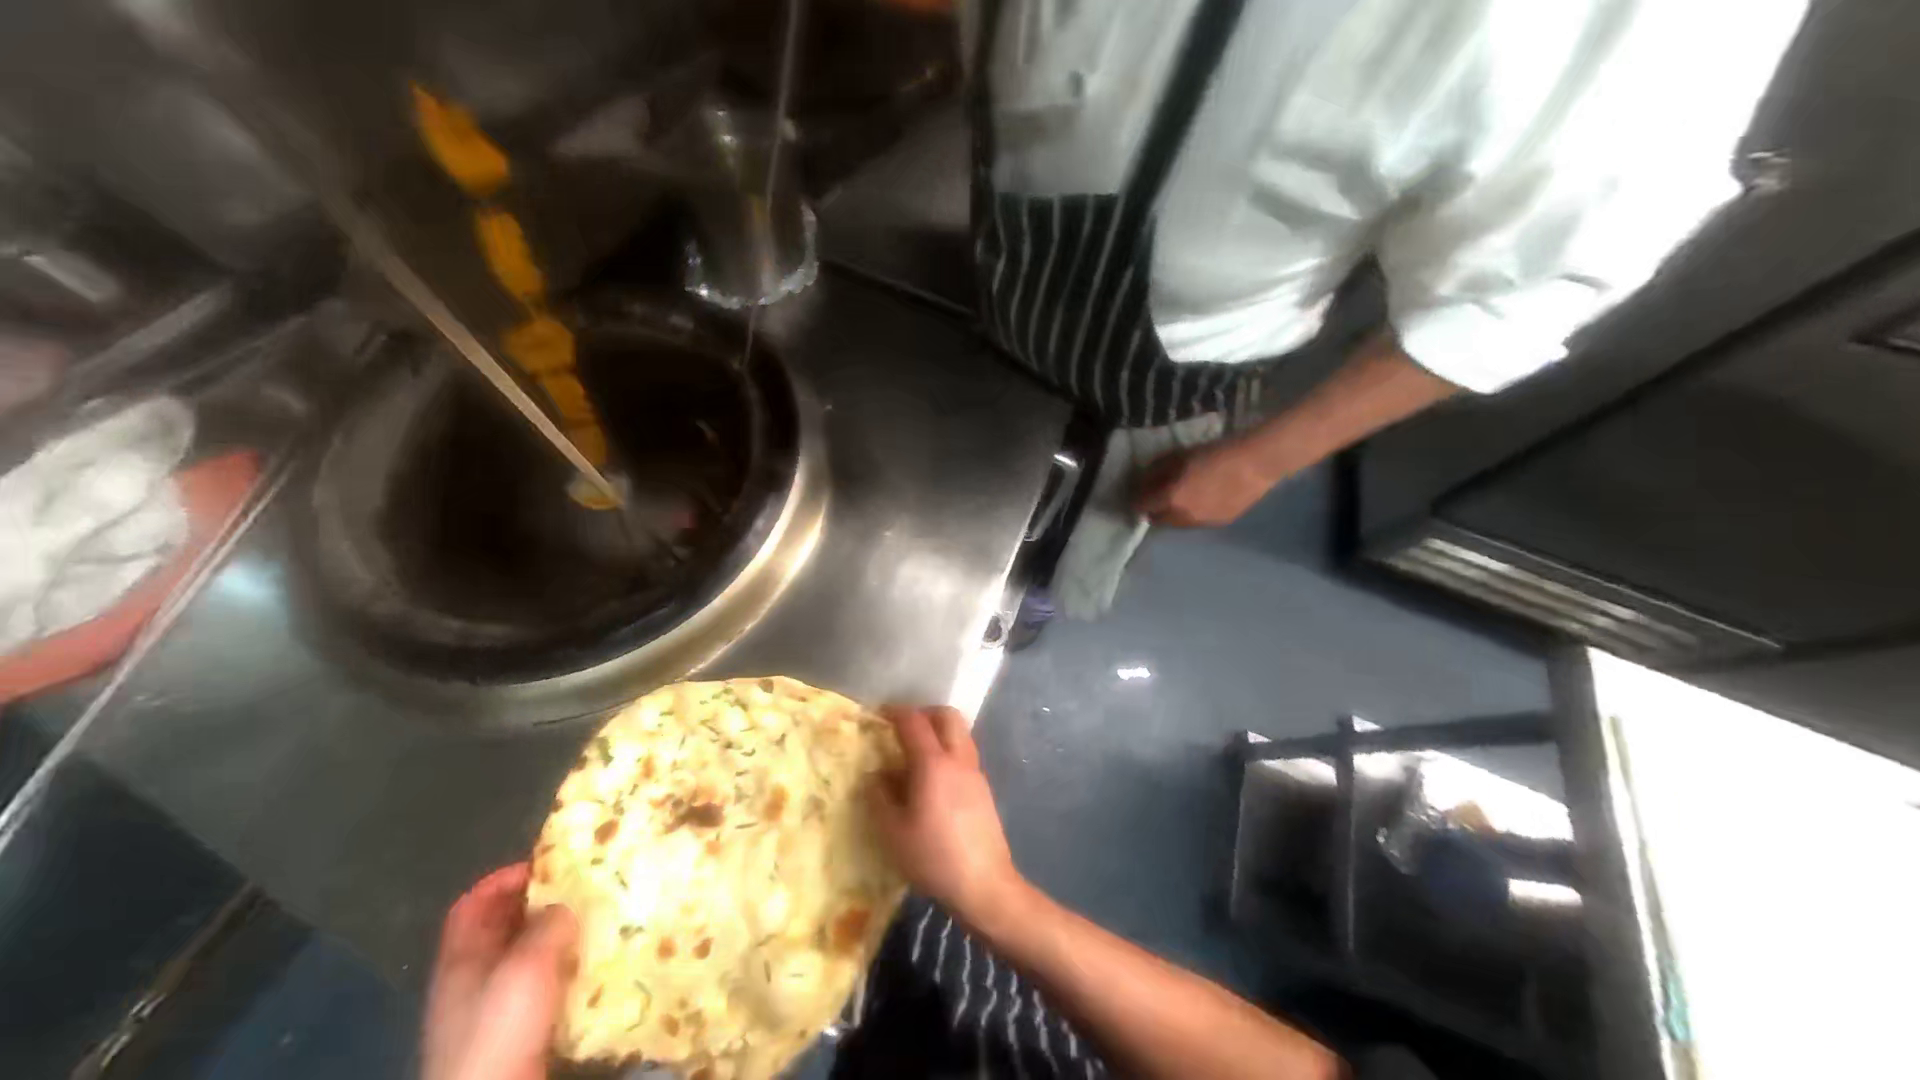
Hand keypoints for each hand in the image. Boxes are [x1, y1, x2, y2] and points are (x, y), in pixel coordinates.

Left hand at [422, 864, 578, 1079]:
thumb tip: (567, 905)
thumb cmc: (499, 1028)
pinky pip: (542, 983)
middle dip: (539, 902)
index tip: (546, 864)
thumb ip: (547, 927)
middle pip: (501, 926)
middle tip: (580, 886)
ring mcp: (491, 1007)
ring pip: (525, 954)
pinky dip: (563, 967)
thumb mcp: (525, 966)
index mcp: (461, 959)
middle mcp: (471, 978)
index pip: (473, 904)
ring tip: (594, 919)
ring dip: (556, 935)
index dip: (504, 879)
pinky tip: (590, 963)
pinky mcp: (516, 1029)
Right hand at [867, 706, 1025, 928]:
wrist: (984, 884)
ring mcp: (976, 773)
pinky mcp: (984, 789)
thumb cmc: (933, 857)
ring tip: (915, 754)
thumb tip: (876, 775)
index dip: (895, 712)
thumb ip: (880, 797)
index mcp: (933, 764)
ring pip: (960, 734)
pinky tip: (933, 780)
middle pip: (947, 716)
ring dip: (939, 731)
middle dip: (924, 713)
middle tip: (902, 728)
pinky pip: (965, 754)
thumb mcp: (893, 832)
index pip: (914, 722)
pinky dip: (948, 751)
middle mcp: (958, 759)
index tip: (879, 714)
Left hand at [1133, 438, 1279, 526]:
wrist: (1256, 464)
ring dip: (1172, 514)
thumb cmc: (1215, 453)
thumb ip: (1157, 471)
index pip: (1141, 506)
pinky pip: (1196, 522)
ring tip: (1180, 498)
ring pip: (1177, 524)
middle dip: (1153, 509)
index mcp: (1170, 499)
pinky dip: (1191, 514)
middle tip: (1157, 494)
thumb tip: (1144, 479)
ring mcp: (1201, 524)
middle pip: (1157, 520)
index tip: (1139, 489)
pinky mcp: (1218, 525)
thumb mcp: (1180, 456)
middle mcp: (1182, 518)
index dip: (1137, 497)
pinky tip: (1201, 500)